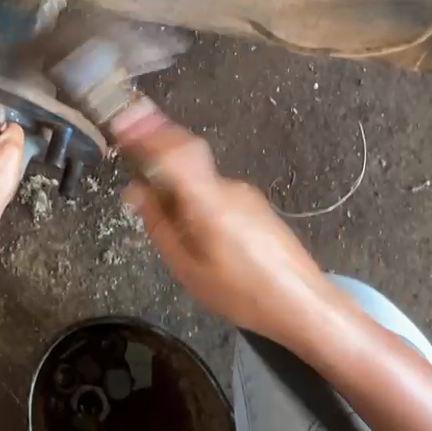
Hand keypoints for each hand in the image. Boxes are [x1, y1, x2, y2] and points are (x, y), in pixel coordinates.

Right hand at [120, 112, 355, 354]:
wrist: (306, 306)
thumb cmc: (243, 295)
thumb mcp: (189, 270)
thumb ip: (159, 226)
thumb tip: (135, 192)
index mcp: (208, 202)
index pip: (175, 151)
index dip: (148, 134)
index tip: (124, 124)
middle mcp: (228, 188)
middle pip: (186, 161)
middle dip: (159, 165)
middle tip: (142, 190)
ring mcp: (246, 194)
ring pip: (201, 182)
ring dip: (181, 195)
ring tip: (180, 239)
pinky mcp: (257, 205)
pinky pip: (217, 194)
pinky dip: (200, 205)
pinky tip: (206, 243)